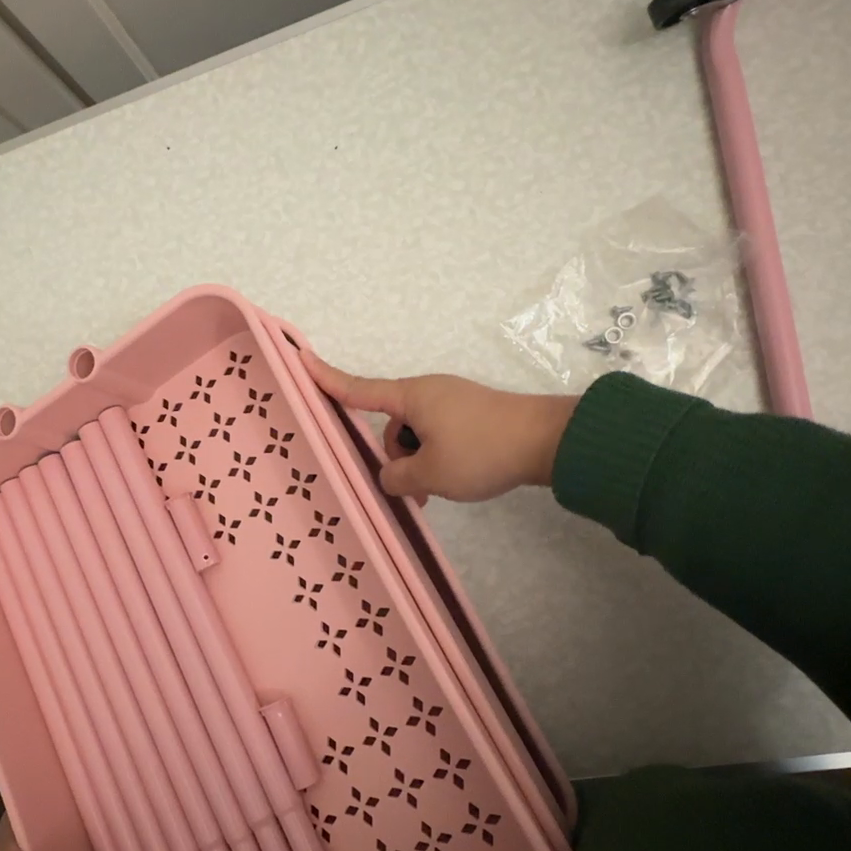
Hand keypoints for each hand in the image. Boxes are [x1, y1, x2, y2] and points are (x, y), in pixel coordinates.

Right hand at [302, 351, 575, 502]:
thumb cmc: (482, 451)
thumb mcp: (430, 474)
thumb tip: (391, 475)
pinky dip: (436, 459)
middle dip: (394, 457)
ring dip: (418, 463)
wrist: (550, 441)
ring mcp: (451, 402)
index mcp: (411, 397)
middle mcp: (427, 392)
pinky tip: (451, 482)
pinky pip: (436, 436)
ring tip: (439, 490)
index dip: (327, 379)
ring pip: (414, 436)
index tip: (301, 360)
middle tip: (415, 489)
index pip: (357, 389)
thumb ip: (396, 478)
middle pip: (390, 425)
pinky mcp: (470, 415)